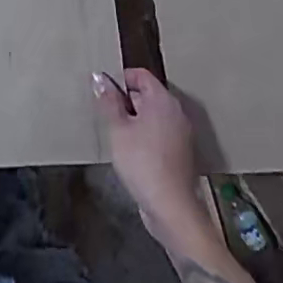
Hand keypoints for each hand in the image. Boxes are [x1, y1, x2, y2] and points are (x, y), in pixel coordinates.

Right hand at [92, 69, 206, 254]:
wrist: (171, 207)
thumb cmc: (141, 162)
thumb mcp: (118, 129)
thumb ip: (109, 101)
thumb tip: (100, 78)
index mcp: (162, 99)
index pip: (140, 74)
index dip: (121, 79)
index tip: (104, 93)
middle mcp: (176, 111)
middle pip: (148, 94)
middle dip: (126, 101)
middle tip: (107, 116)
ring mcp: (182, 132)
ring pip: (154, 115)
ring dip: (136, 119)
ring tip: (117, 135)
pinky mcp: (182, 152)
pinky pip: (161, 132)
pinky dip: (147, 135)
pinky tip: (132, 152)